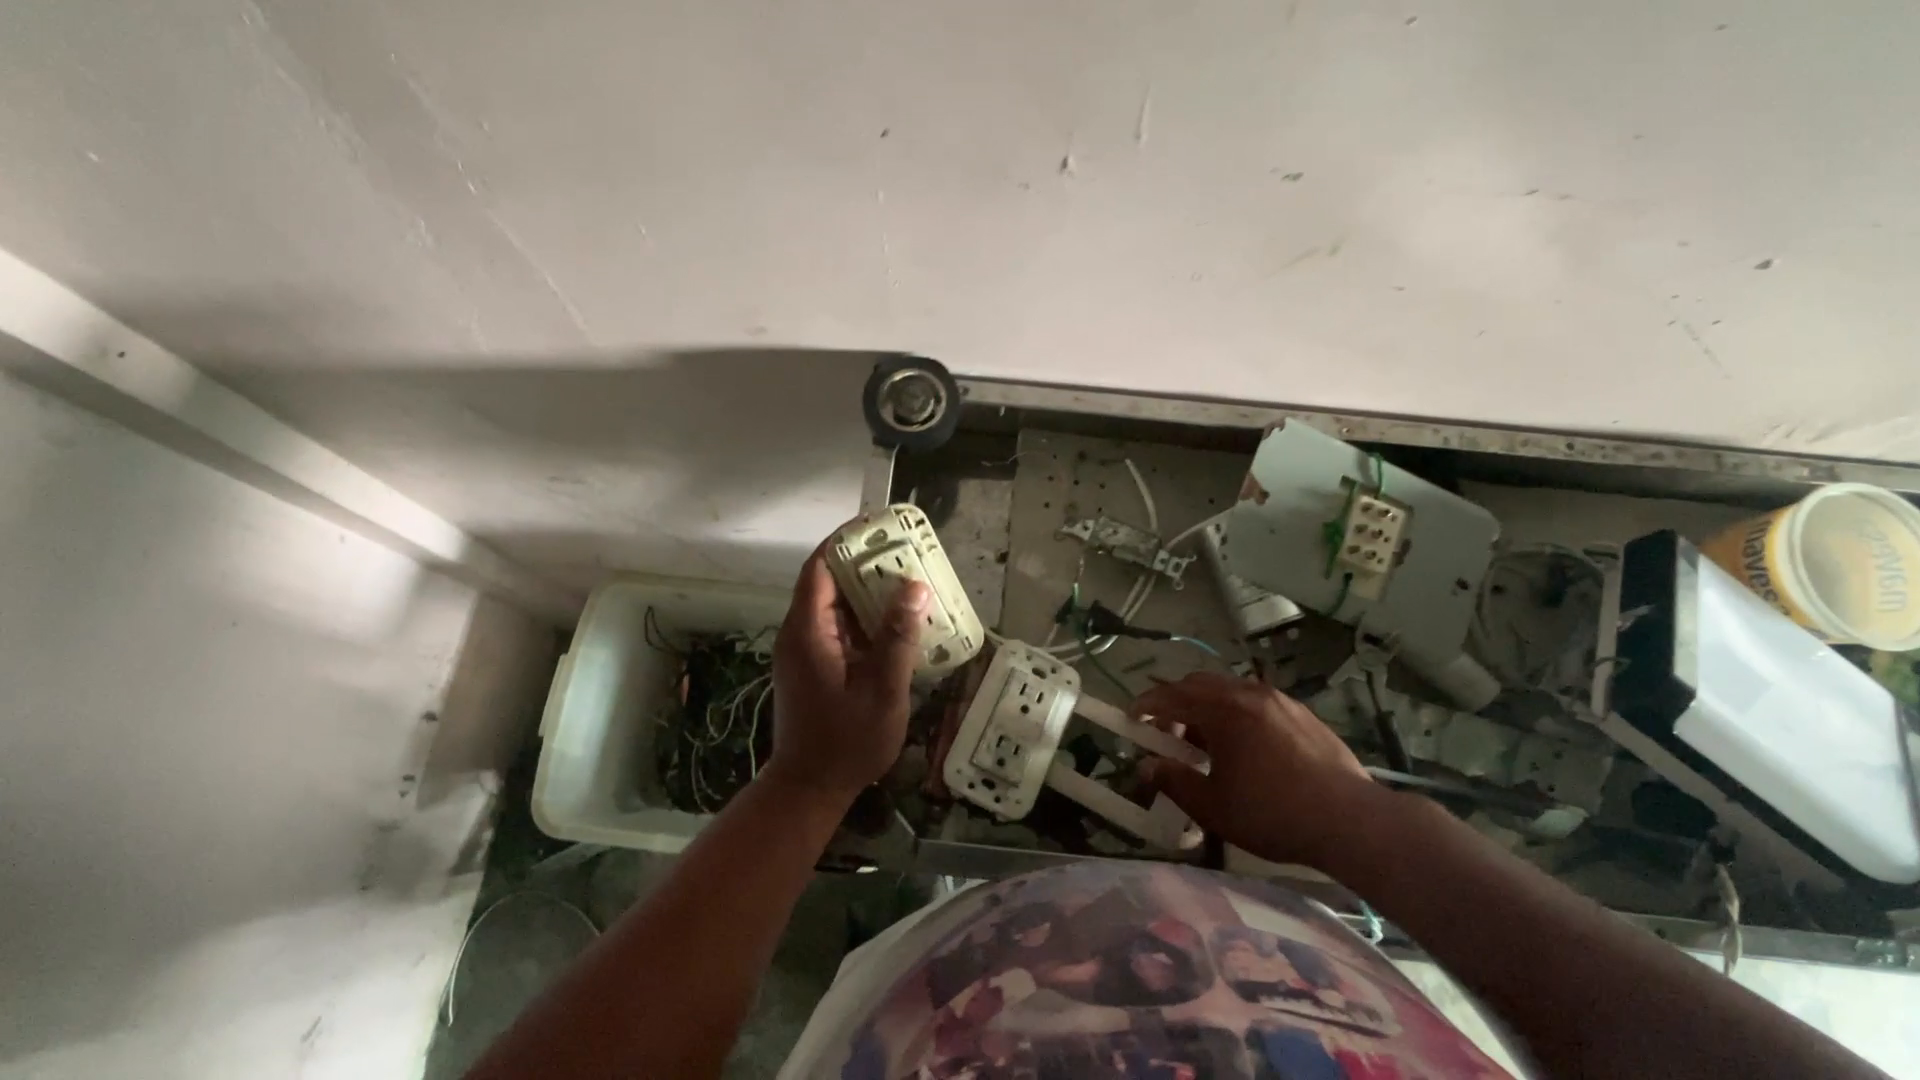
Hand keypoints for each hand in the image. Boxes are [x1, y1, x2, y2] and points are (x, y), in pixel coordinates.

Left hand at [766, 541, 928, 803]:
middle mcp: (799, 634)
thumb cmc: (846, 743)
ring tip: (909, 580)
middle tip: (906, 552)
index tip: (877, 526)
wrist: (809, 788)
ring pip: (835, 607)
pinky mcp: (813, 668)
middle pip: (828, 583)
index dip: (844, 542)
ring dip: (868, 593)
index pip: (819, 569)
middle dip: (865, 564)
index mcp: (807, 632)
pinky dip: (865, 620)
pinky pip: (838, 630)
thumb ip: (897, 638)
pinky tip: (898, 623)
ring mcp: (804, 652)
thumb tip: (914, 588)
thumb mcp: (882, 691)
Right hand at [1134, 673, 1379, 868]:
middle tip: (1167, 736)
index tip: (1130, 719)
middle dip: (1175, 704)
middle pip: (1199, 684)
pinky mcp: (1303, 714)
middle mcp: (1249, 693)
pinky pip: (1256, 702)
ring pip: (1230, 690)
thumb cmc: (1272, 813)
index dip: (1145, 706)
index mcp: (1222, 710)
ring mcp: (1280, 701)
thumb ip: (1174, 781)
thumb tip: (1147, 766)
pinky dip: (1236, 714)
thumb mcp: (1212, 806)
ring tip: (1205, 745)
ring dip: (1207, 708)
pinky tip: (1244, 748)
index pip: (1170, 697)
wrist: (1350, 820)